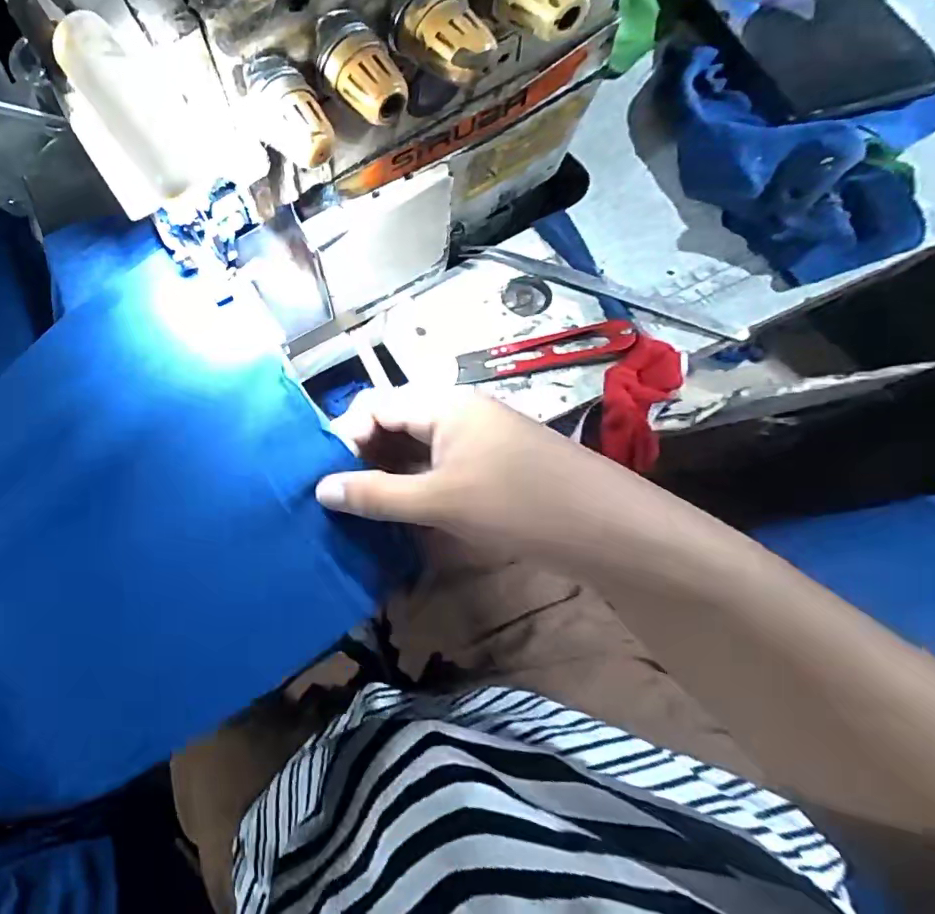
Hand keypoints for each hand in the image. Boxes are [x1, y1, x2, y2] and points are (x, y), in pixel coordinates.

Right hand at [315, 388, 760, 591]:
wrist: (614, 531)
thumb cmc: (520, 505)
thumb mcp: (440, 502)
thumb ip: (376, 495)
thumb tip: (319, 489)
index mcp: (442, 403)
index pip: (373, 404)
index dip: (344, 437)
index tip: (325, 478)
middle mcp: (456, 410)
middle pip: (391, 421)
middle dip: (361, 455)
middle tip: (340, 498)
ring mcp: (476, 437)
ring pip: (413, 446)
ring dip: (386, 473)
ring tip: (363, 510)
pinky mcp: (490, 464)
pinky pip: (437, 464)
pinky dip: (413, 484)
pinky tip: (401, 513)